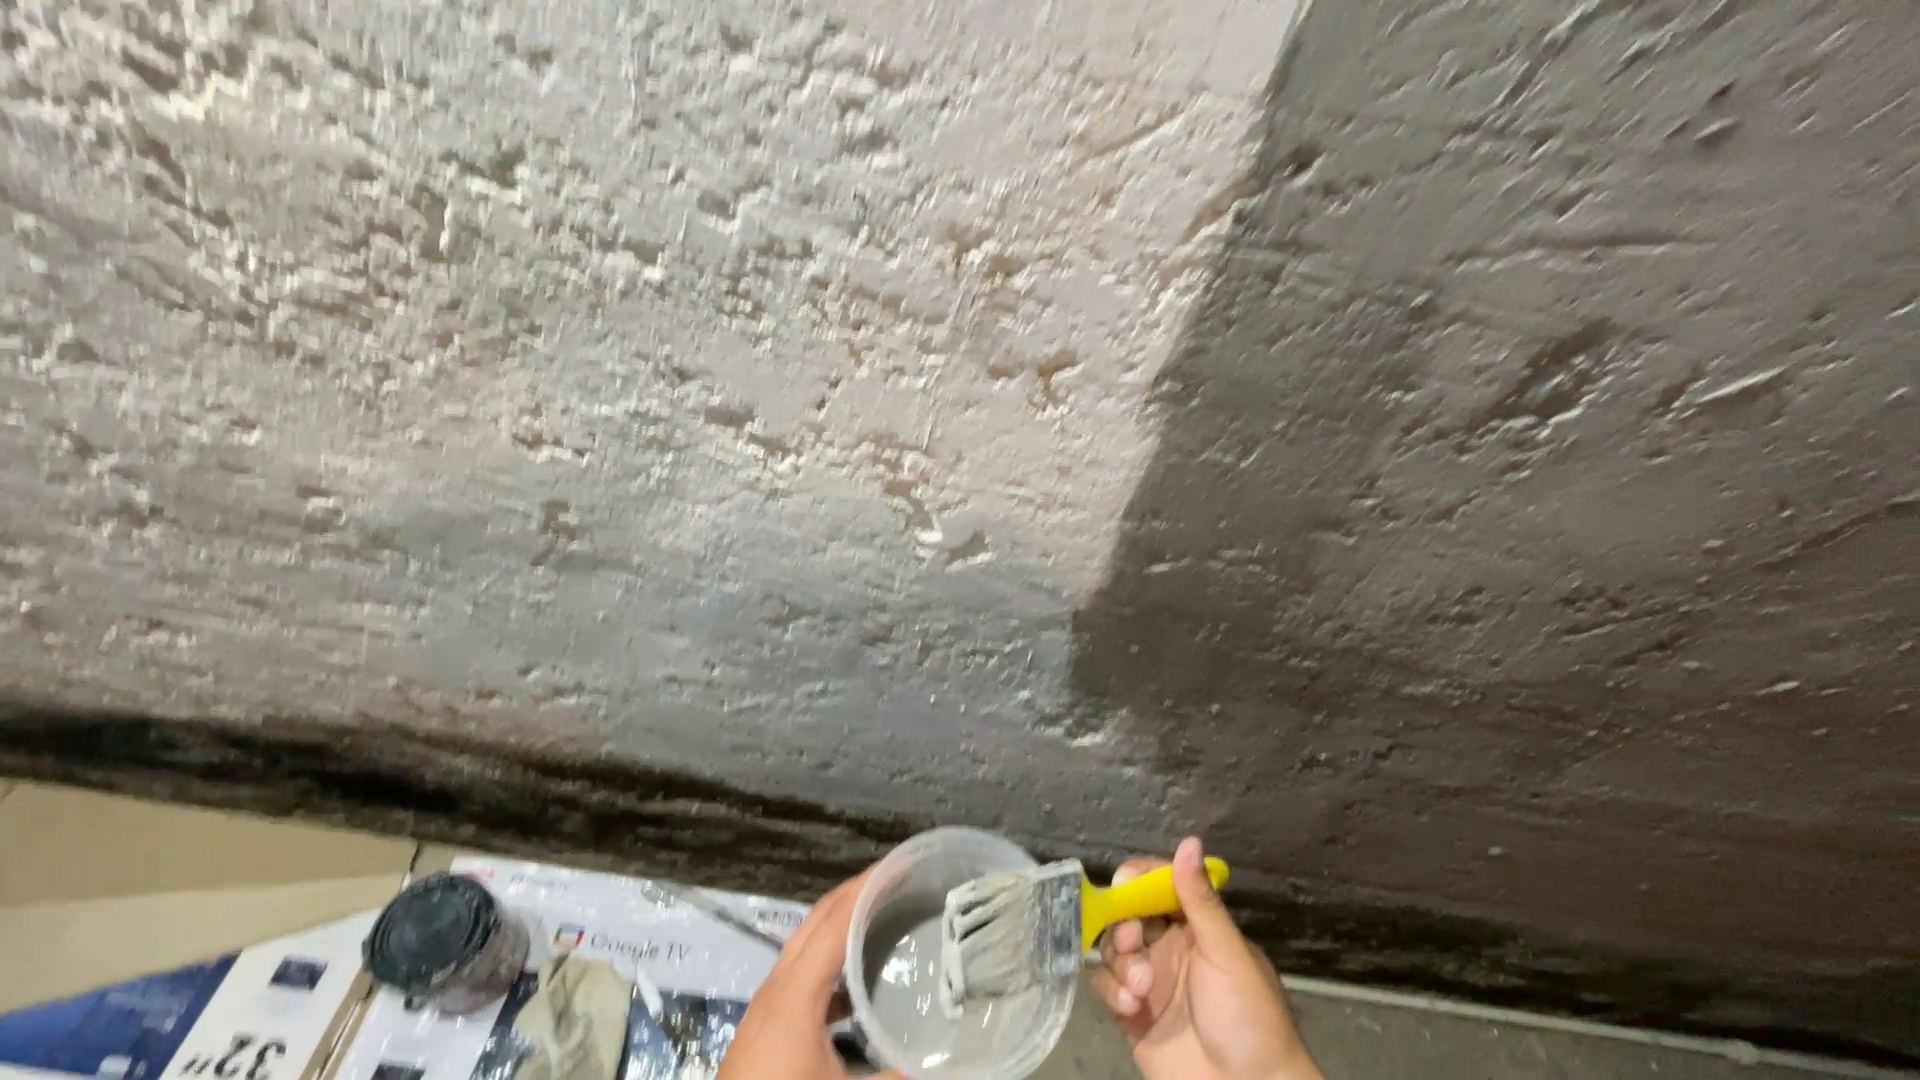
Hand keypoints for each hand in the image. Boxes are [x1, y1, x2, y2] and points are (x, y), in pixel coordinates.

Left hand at [719, 869, 902, 1079]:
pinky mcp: (766, 1025)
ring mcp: (767, 1006)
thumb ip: (893, 1078)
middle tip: (903, 878)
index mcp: (795, 996)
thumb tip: (939, 1068)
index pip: (836, 922)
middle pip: (818, 920)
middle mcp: (777, 989)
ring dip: (844, 920)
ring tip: (887, 911)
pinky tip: (861, 975)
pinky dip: (833, 956)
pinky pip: (803, 971)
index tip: (903, 865)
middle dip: (858, 891)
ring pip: (807, 943)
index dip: (869, 887)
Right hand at [1092, 838, 1321, 1079]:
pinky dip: (1111, 991)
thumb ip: (1200, 900)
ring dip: (1119, 963)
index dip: (1138, 879)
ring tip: (1140, 990)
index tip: (1123, 883)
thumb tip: (1189, 841)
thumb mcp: (1227, 953)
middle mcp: (1168, 947)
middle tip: (1132, 942)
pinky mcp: (1131, 1013)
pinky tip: (1130, 1009)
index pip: (1158, 885)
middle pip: (1127, 914)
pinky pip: (1105, 986)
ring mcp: (1149, 980)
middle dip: (1122, 924)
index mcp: (1195, 926)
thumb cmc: (1248, 1016)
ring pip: (1112, 949)